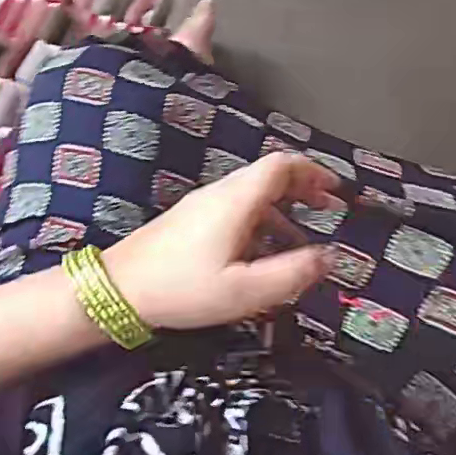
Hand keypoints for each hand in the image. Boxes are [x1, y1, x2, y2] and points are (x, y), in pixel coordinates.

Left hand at [100, 153, 345, 329]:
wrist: (119, 288)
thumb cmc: (182, 289)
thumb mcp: (245, 290)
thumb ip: (292, 273)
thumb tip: (328, 258)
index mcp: (236, 201)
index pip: (280, 164)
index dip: (313, 171)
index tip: (336, 188)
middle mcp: (218, 194)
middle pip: (267, 175)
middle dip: (302, 188)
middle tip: (327, 209)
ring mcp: (200, 205)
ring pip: (250, 194)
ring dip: (281, 208)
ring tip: (302, 237)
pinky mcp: (188, 220)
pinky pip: (233, 209)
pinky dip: (259, 220)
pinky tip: (261, 251)